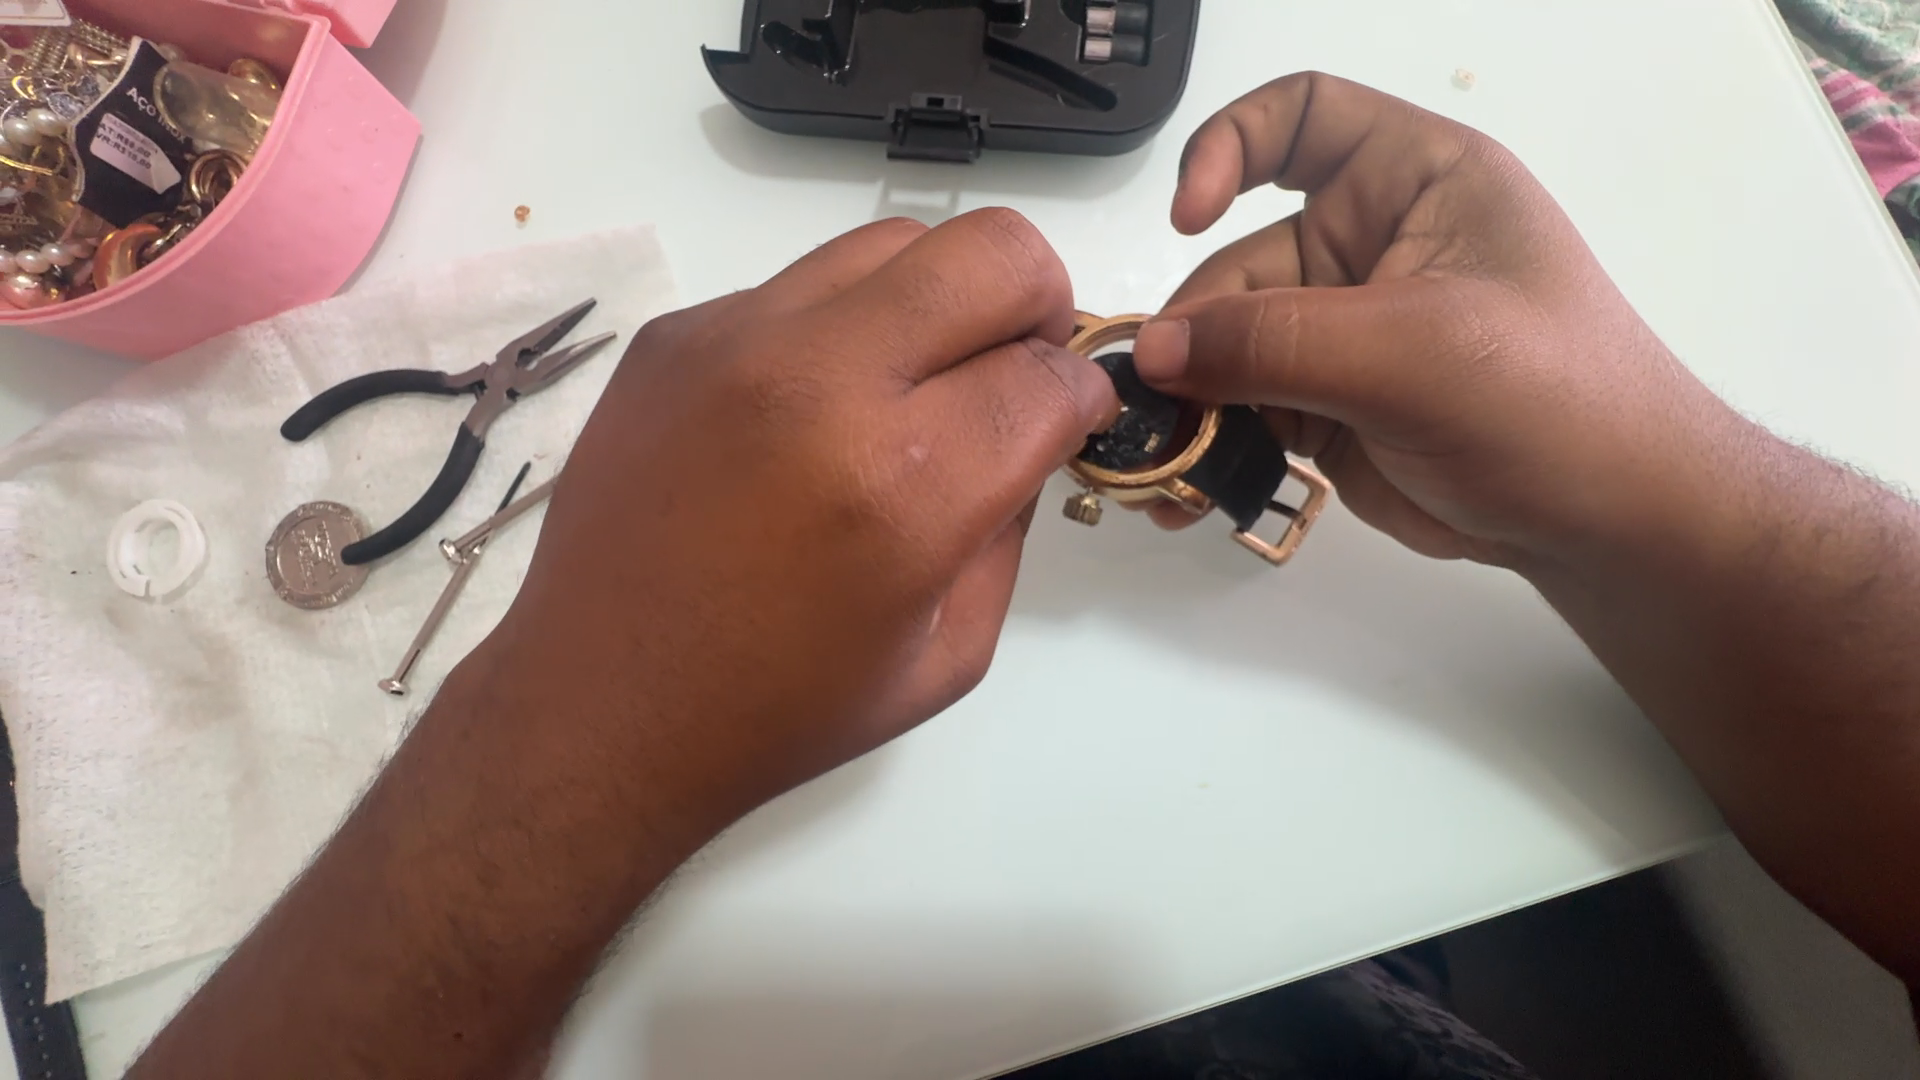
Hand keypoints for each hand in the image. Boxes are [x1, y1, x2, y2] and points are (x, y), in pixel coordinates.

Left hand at [469, 210, 1115, 845]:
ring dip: (945, 299)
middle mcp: (823, 386)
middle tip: (1016, 365)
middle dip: (1040, 301)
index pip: (1047, 377)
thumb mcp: (950, 653)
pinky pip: (804, 285)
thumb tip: (1030, 436)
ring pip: (899, 243)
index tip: (1068, 417)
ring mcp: (736, 342)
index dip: (1082, 392)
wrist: (602, 706)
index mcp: (905, 489)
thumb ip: (1010, 531)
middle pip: (993, 254)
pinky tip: (819, 403)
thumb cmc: (785, 707)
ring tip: (921, 376)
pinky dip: (848, 326)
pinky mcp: (676, 334)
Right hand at [1133, 73, 1738, 566]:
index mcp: (1409, 186)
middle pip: (1234, 269)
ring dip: (1182, 407)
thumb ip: (1275, 344)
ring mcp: (1331, 337)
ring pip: (1222, 352)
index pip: (1301, 119)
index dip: (1230, 147)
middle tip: (1155, 407)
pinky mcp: (1314, 408)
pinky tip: (1179, 494)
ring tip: (1156, 464)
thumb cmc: (1548, 405)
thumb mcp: (1413, 354)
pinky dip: (1202, 450)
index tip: (1185, 219)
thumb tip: (1152, 351)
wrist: (1594, 524)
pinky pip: (1235, 414)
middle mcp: (1359, 253)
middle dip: (1190, 337)